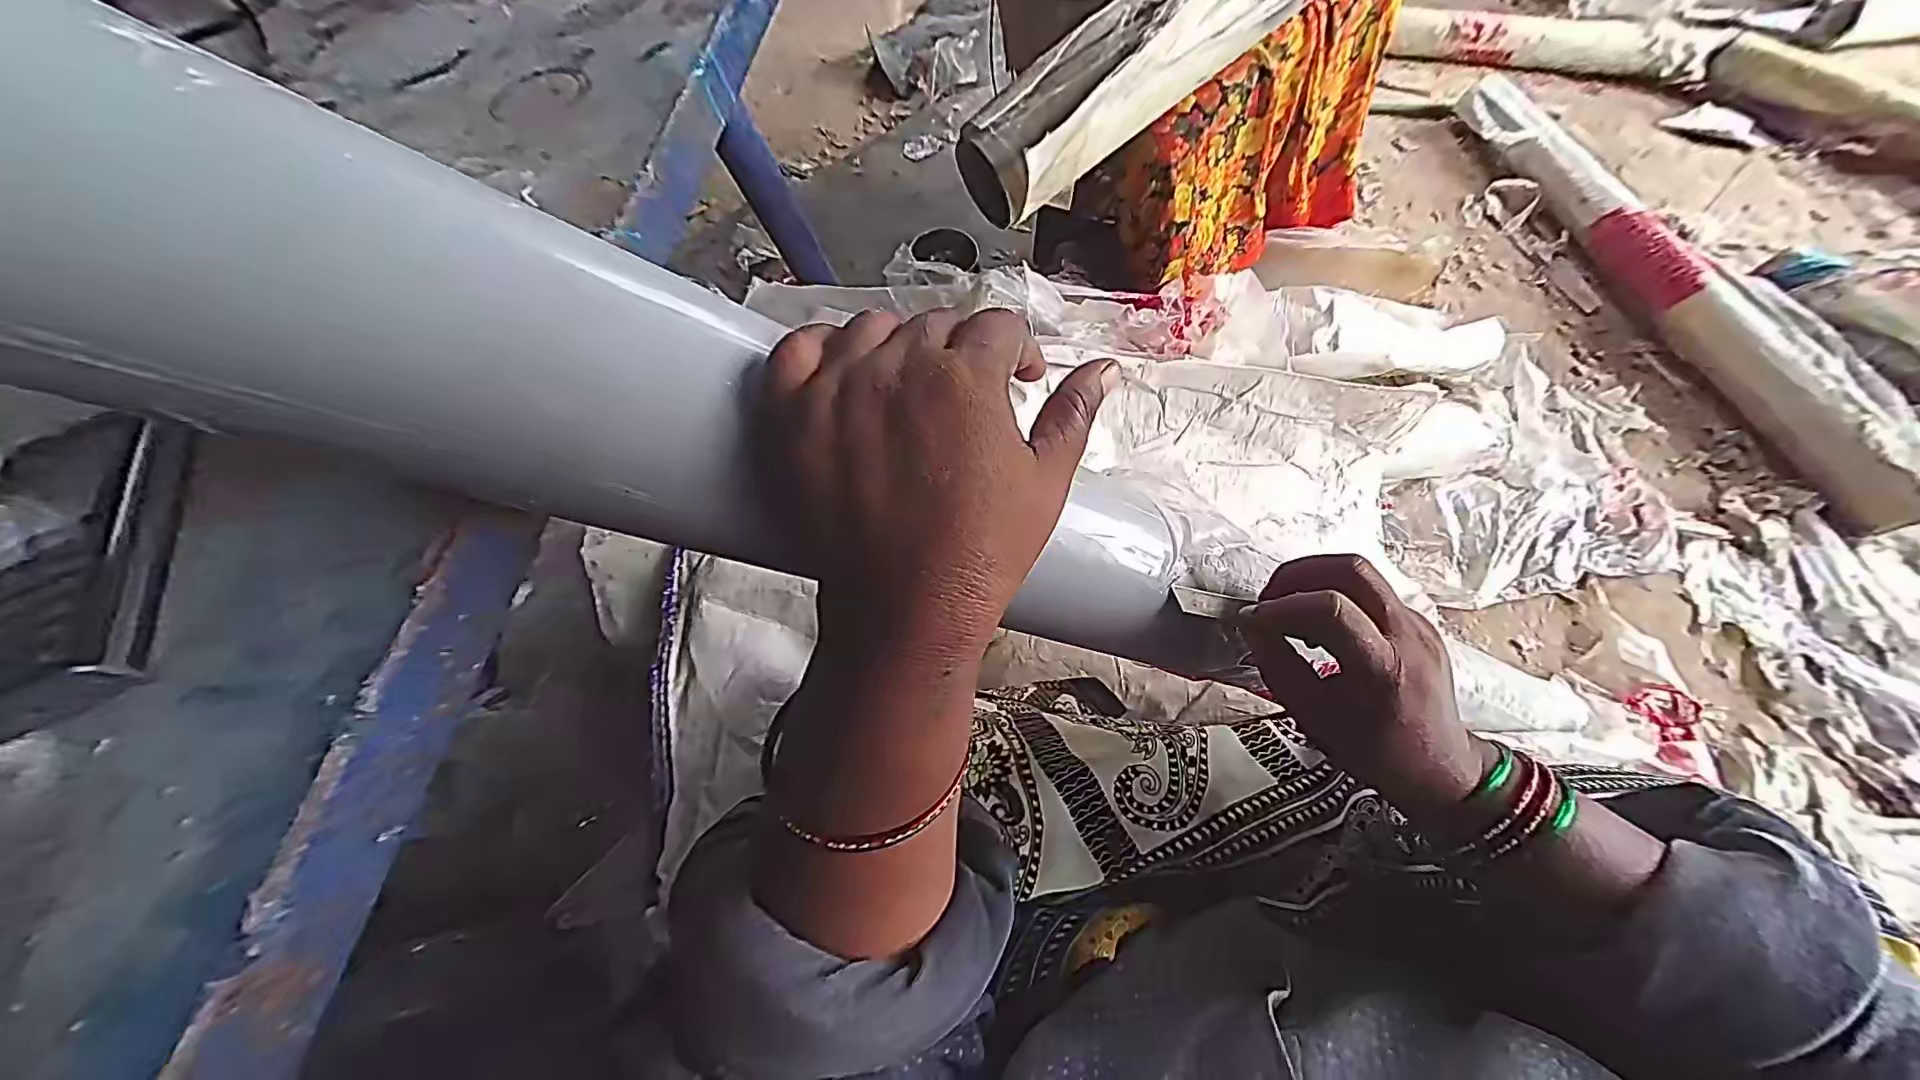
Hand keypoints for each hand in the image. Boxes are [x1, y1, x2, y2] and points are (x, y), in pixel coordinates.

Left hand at [761, 308, 1117, 658]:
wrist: (906, 607)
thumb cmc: (980, 552)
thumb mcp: (1046, 482)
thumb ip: (1073, 413)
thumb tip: (1102, 371)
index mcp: (967, 377)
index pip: (997, 326)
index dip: (1017, 349)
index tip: (1019, 375)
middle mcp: (899, 368)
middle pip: (935, 325)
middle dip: (961, 351)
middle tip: (967, 393)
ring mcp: (839, 388)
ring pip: (869, 329)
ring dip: (897, 346)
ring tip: (909, 387)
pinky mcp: (792, 416)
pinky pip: (797, 350)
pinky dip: (820, 350)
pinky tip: (844, 373)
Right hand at [1238, 555, 1489, 819]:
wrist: (1440, 769)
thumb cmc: (1378, 752)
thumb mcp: (1314, 717)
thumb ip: (1279, 666)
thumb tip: (1253, 628)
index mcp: (1384, 666)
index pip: (1330, 608)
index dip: (1281, 608)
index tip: (1253, 620)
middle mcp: (1409, 635)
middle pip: (1351, 569)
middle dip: (1297, 576)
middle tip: (1269, 600)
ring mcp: (1418, 624)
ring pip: (1360, 572)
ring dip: (1313, 580)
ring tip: (1289, 610)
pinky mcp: (1417, 622)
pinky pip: (1369, 590)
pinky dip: (1333, 594)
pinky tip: (1316, 623)